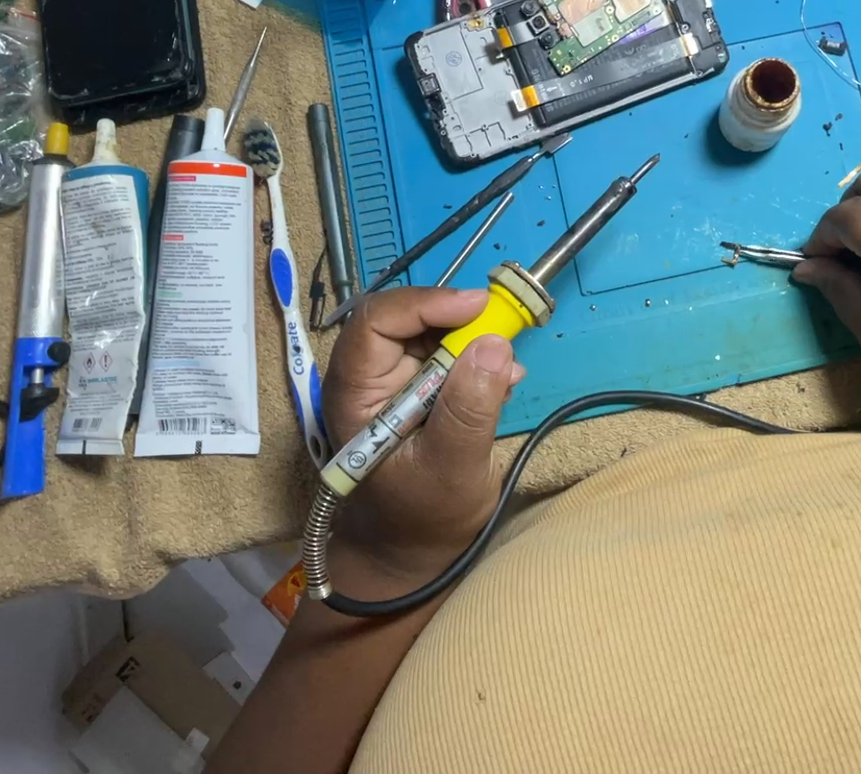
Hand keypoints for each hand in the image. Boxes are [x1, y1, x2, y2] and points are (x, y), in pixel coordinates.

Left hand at [321, 287, 524, 586]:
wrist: (411, 555)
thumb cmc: (423, 520)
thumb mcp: (453, 468)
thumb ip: (470, 409)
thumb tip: (495, 343)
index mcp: (355, 393)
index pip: (377, 322)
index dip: (425, 304)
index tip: (478, 308)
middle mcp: (367, 378)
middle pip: (405, 318)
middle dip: (456, 319)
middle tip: (501, 328)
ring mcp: (392, 383)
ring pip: (429, 332)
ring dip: (471, 340)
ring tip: (505, 367)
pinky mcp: (417, 391)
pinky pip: (447, 355)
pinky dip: (477, 360)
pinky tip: (501, 383)